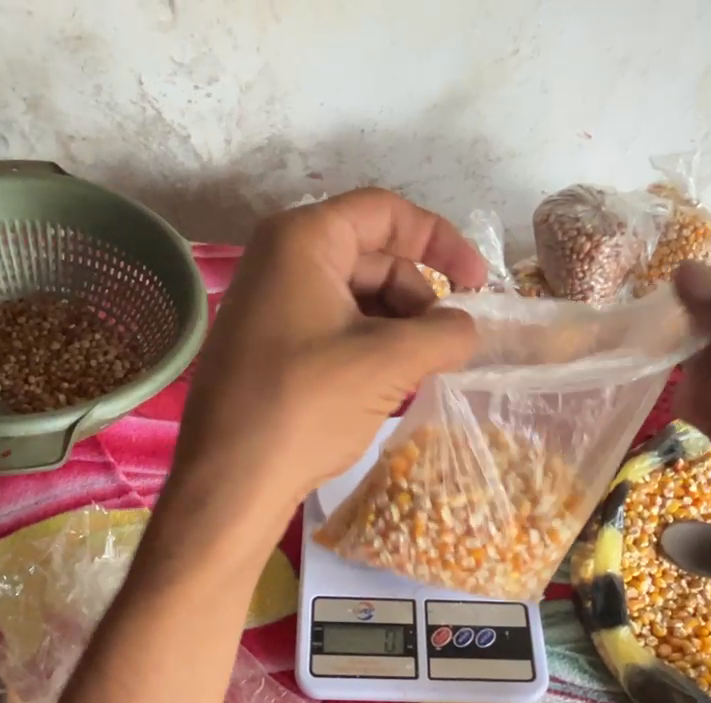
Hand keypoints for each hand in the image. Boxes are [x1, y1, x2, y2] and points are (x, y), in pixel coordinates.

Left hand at [172, 189, 487, 517]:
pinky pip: (331, 332)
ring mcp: (268, 307)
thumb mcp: (388, 363)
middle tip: (445, 348)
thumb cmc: (306, 406)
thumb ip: (444, 333)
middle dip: (418, 300)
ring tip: (419, 376)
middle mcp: (279, 262)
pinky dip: (367, 351)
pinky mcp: (266, 349)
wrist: (231, 481)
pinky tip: (388, 390)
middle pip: (372, 259)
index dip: (441, 242)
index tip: (480, 284)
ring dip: (397, 332)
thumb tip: (467, 330)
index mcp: (302, 241)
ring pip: (354, 301)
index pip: (386, 214)